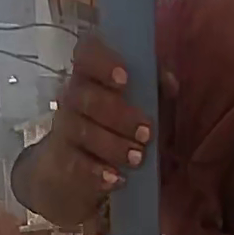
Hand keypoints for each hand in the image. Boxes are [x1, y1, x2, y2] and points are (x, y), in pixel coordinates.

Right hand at [21, 38, 175, 222]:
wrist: (80, 172)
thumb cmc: (118, 132)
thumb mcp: (142, 112)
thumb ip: (157, 95)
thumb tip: (169, 80)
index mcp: (91, 76)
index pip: (86, 54)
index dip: (103, 62)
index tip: (125, 78)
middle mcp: (73, 98)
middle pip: (86, 97)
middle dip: (119, 115)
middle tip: (147, 133)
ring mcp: (65, 130)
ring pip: (82, 131)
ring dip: (113, 145)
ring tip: (137, 158)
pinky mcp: (64, 162)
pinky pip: (76, 164)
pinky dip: (98, 172)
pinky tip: (118, 179)